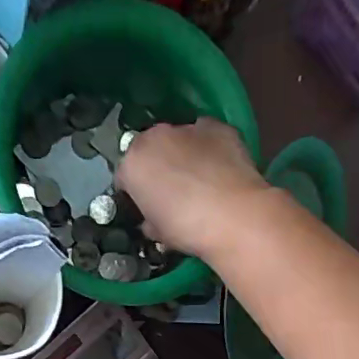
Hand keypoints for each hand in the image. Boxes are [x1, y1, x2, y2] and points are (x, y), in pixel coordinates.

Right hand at [116, 118, 273, 257]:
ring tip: (198, 182)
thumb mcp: (156, 232)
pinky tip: (218, 170)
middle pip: (150, 151)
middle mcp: (156, 137)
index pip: (125, 176)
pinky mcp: (219, 127)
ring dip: (182, 156)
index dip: (134, 193)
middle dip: (156, 168)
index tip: (144, 207)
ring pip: (178, 141)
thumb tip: (152, 219)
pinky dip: (208, 150)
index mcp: (133, 162)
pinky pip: (206, 138)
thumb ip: (148, 217)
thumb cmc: (186, 228)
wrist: (234, 216)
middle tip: (170, 194)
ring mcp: (188, 128)